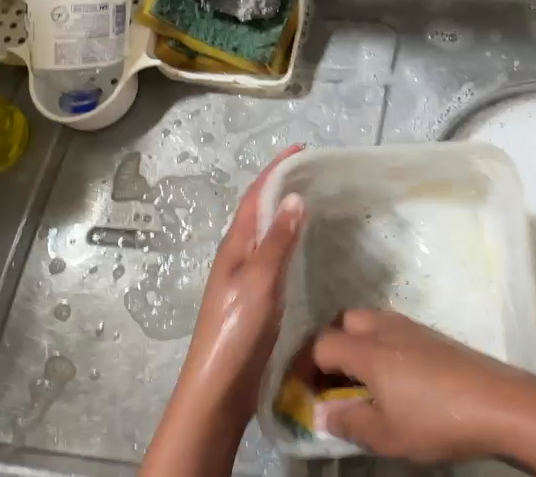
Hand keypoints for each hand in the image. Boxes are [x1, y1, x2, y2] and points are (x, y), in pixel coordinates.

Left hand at [142, 146, 305, 476]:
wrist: (220, 387)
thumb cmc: (236, 329)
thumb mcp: (260, 280)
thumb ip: (278, 240)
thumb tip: (294, 196)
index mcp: (236, 245)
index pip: (256, 196)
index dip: (276, 170)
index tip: (300, 149)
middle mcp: (238, 255)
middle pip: (261, 210)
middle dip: (283, 185)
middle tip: (315, 170)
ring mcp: (246, 277)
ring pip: (268, 232)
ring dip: (287, 211)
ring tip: (316, 199)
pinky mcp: (256, 297)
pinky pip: (276, 255)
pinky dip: (291, 239)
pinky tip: (308, 247)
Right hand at [305, 310, 535, 463]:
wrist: (497, 402)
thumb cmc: (435, 420)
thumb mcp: (386, 434)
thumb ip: (348, 421)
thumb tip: (321, 411)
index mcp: (369, 350)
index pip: (321, 343)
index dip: (304, 366)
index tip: (300, 391)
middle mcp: (387, 328)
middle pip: (344, 320)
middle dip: (328, 345)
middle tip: (326, 380)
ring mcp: (412, 327)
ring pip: (370, 320)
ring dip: (354, 342)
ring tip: (355, 381)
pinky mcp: (432, 334)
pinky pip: (391, 328)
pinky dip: (378, 344)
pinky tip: (388, 377)